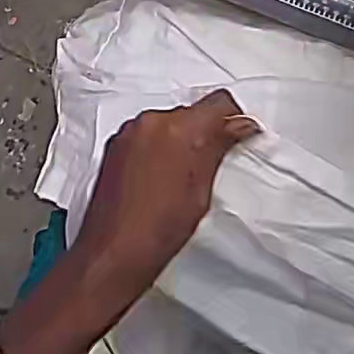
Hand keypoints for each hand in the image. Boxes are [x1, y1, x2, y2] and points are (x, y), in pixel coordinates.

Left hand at [75, 89, 259, 294]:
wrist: (113, 251)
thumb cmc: (157, 231)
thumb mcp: (202, 191)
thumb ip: (220, 148)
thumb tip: (240, 125)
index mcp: (182, 129)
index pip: (219, 102)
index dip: (234, 116)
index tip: (239, 131)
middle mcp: (154, 121)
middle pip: (192, 111)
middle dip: (204, 131)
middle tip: (211, 160)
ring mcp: (131, 130)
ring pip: (168, 121)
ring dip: (178, 137)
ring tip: (180, 174)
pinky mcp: (116, 142)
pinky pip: (146, 132)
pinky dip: (156, 145)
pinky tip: (159, 175)